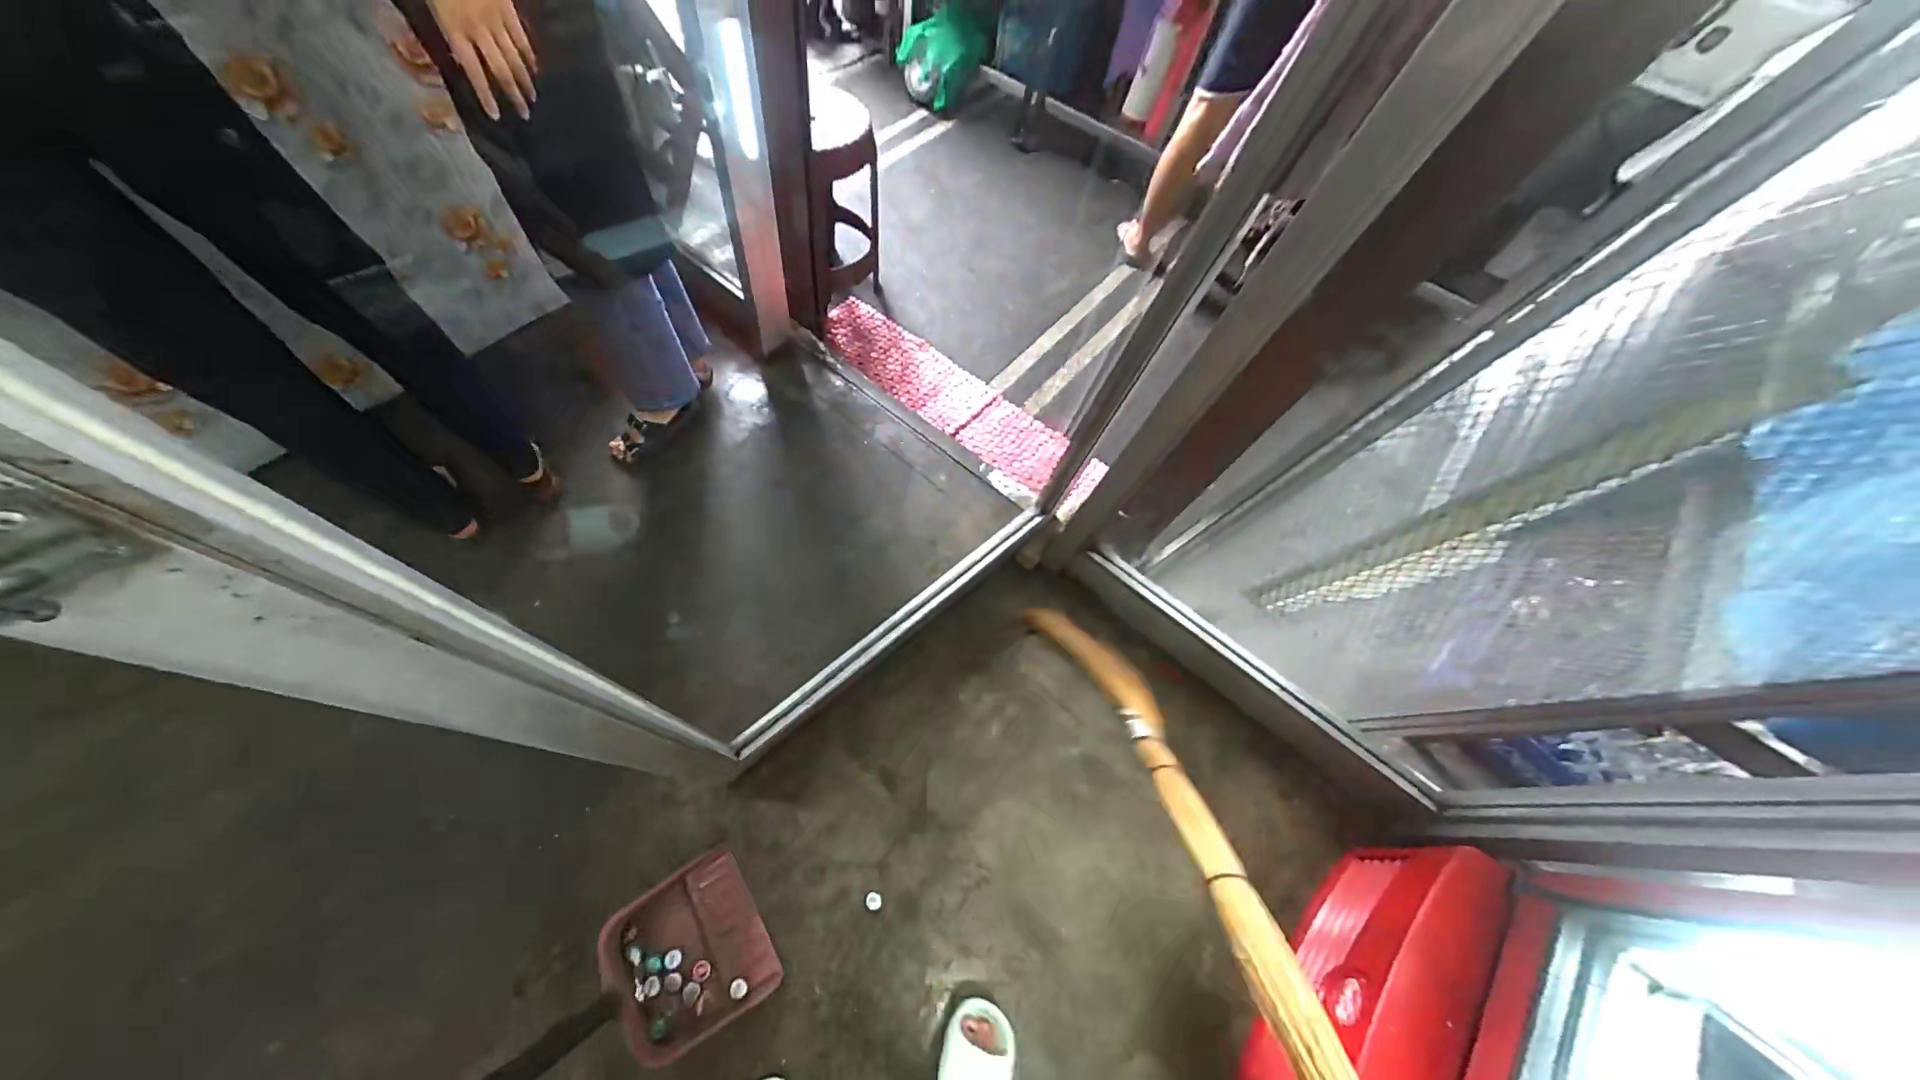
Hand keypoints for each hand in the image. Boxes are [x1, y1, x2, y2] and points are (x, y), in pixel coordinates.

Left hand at [428, 0, 537, 119]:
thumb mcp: (433, 6)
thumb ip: (448, 30)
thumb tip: (462, 59)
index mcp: (454, 28)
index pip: (474, 70)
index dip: (486, 95)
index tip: (496, 115)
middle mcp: (478, 30)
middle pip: (500, 70)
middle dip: (514, 95)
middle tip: (525, 114)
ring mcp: (495, 20)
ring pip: (514, 58)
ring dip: (525, 81)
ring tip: (532, 98)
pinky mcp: (507, 10)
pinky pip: (521, 38)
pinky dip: (529, 56)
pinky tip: (535, 69)